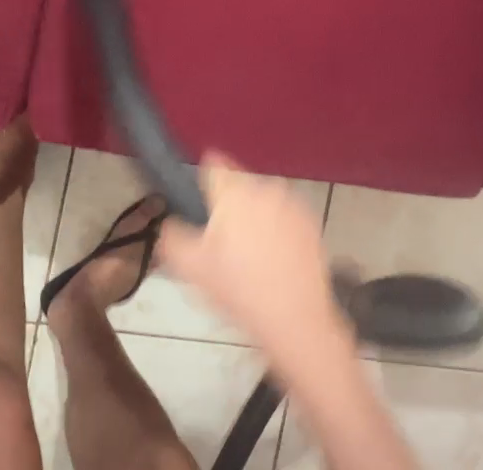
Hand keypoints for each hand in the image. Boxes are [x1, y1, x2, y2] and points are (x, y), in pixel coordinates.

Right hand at [158, 153, 348, 361]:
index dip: (202, 181)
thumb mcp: (189, 268)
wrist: (294, 320)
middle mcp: (266, 187)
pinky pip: (284, 216)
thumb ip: (170, 235)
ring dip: (254, 216)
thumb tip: (170, 222)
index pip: (213, 163)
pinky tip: (273, 261)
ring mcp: (293, 203)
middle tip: (222, 243)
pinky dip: (277, 229)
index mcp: (234, 191)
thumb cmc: (238, 290)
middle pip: (238, 185)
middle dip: (229, 206)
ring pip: (262, 200)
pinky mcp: (312, 222)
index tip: (200, 205)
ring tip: (249, 257)